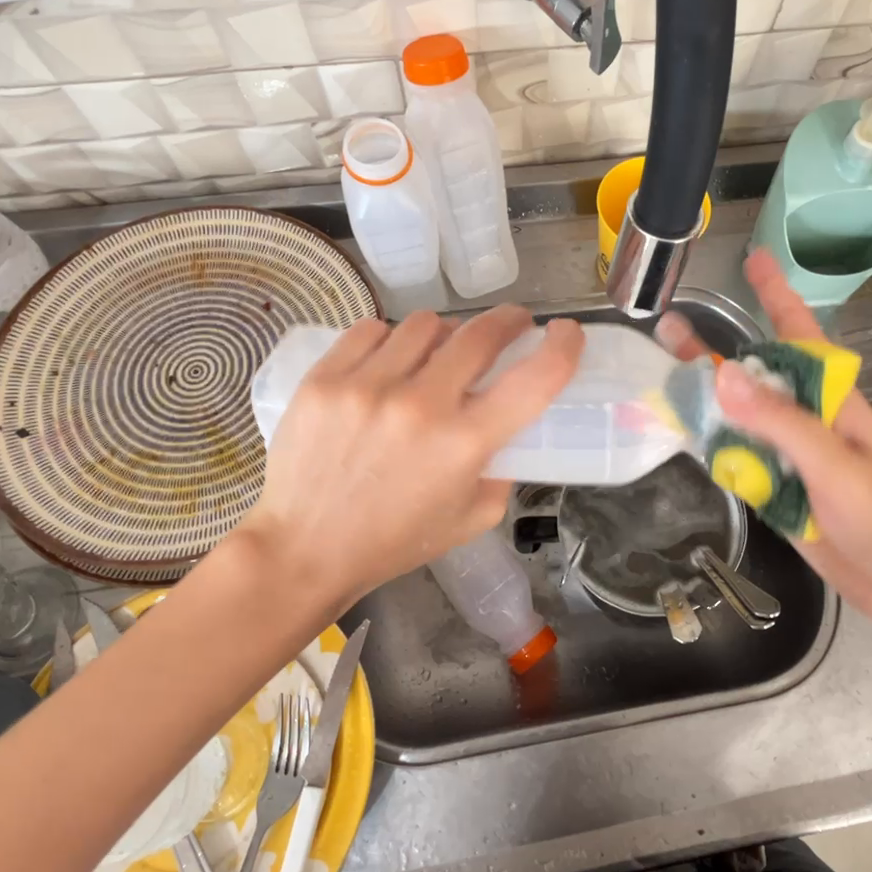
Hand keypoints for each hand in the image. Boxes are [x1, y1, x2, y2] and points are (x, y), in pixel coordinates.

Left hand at [239, 307, 581, 604]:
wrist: (303, 549)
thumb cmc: (393, 540)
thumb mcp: (470, 519)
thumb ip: (500, 472)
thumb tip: (509, 429)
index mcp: (464, 445)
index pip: (535, 379)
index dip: (563, 347)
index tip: (567, 333)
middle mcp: (421, 406)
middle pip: (481, 333)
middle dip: (507, 321)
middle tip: (511, 325)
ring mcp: (368, 387)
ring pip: (425, 324)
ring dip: (445, 334)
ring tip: (438, 352)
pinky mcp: (326, 378)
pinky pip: (372, 330)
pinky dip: (391, 339)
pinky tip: (389, 360)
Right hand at [655, 251, 871, 631]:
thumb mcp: (835, 465)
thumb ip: (779, 422)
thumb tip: (721, 375)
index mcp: (833, 401)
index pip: (801, 334)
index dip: (777, 295)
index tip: (754, 259)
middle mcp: (807, 420)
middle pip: (754, 376)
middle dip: (714, 352)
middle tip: (667, 328)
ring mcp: (790, 456)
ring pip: (739, 419)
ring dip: (703, 402)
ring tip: (660, 384)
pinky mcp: (777, 491)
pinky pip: (737, 459)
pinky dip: (710, 447)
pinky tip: (679, 435)